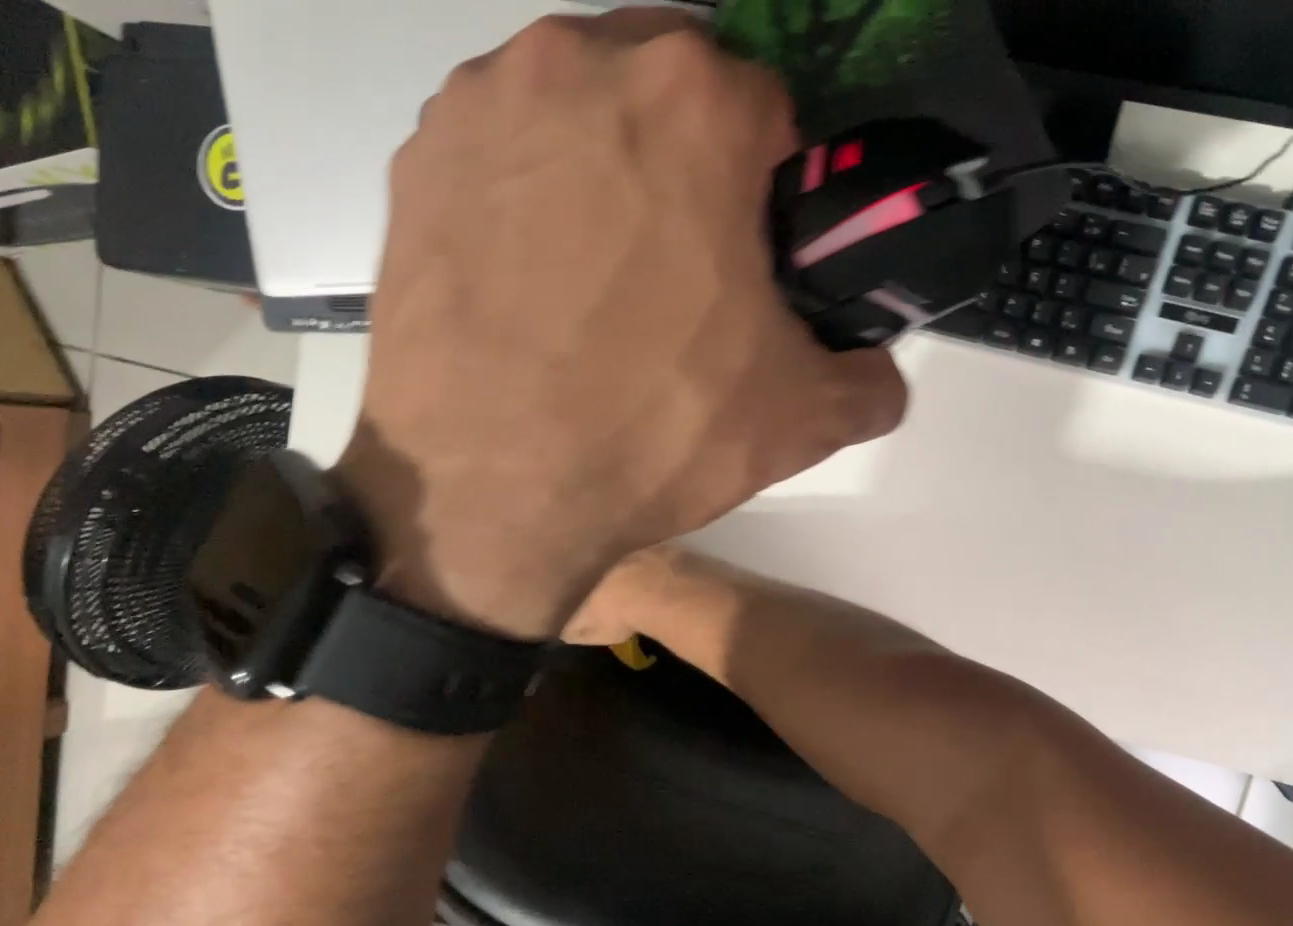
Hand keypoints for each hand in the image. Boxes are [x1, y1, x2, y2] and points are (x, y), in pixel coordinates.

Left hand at [334, 9, 908, 639]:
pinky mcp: (415, 158)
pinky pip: (504, 148)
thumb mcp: (802, 416)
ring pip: (580, 106)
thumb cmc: (653, 431)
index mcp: (696, 100)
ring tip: (603, 269)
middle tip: (682, 256)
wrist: (484, 494)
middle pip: (669, 87)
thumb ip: (872, 378)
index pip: (768, 110)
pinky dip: (529, 189)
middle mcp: (581, 64)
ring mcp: (483, 104)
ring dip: (607, 161)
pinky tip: (534, 276)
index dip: (773, 186)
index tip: (754, 251)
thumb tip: (877, 375)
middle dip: (690, 153)